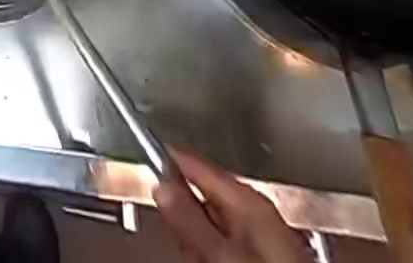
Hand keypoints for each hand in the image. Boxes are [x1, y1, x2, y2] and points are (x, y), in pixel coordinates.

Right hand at [154, 146, 313, 262]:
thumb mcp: (220, 252)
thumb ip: (188, 216)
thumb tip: (161, 184)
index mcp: (247, 198)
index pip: (196, 162)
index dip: (168, 159)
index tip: (147, 161)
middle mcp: (256, 207)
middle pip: (204, 189)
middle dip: (182, 204)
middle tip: (169, 221)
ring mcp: (263, 229)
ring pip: (214, 214)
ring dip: (195, 226)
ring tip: (191, 247)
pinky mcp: (264, 249)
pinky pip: (226, 233)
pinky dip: (211, 241)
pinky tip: (207, 253)